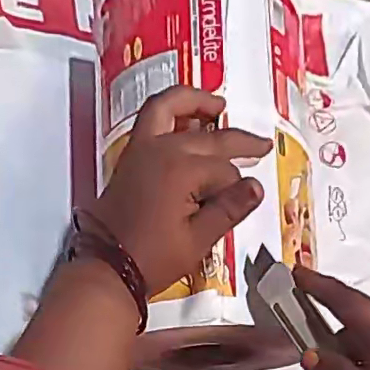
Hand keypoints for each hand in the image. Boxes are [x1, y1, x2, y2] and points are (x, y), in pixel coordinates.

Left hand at [90, 86, 270, 293]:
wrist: (108, 267)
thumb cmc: (152, 259)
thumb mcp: (197, 241)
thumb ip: (228, 210)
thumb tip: (256, 188)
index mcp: (181, 171)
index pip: (224, 172)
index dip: (236, 189)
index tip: (243, 203)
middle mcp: (162, 150)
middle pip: (208, 139)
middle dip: (238, 142)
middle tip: (262, 145)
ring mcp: (142, 149)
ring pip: (170, 108)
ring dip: (195, 101)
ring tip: (218, 103)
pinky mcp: (130, 156)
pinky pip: (151, 119)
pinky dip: (170, 111)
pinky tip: (185, 120)